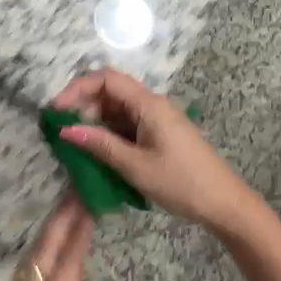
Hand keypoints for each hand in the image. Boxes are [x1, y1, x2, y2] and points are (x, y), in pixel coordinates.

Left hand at [0, 195, 93, 280]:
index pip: (70, 255)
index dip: (81, 226)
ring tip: (67, 210)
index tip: (90, 198)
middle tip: (77, 186)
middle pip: (47, 243)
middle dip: (63, 213)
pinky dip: (40, 255)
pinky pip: (24, 271)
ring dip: (51, 230)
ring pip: (33, 254)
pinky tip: (48, 253)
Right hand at [50, 68, 264, 238]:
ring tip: (76, 146)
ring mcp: (157, 119)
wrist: (223, 202)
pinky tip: (98, 153)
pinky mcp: (159, 134)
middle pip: (110, 92)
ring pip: (118, 110)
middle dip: (83, 107)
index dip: (77, 88)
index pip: (106, 78)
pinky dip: (109, 134)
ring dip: (95, 123)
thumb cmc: (180, 183)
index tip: (57, 110)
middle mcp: (152, 105)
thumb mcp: (135, 166)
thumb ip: (100, 145)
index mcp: (148, 104)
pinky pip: (128, 125)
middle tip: (63, 133)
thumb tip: (66, 129)